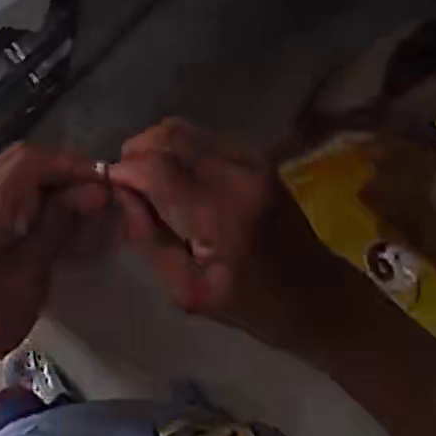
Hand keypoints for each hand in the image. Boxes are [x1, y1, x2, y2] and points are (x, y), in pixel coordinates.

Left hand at [0, 144, 110, 377]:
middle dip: (60, 166)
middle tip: (93, 185)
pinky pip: (5, 182)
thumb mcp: (32, 270)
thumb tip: (95, 190)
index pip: (29, 161)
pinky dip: (32, 186)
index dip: (68, 164)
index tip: (100, 178)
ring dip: (47, 175)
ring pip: (13, 167)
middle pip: (20, 157)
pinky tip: (54, 205)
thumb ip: (60, 222)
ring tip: (79, 194)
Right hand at [108, 118, 333, 336]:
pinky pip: (198, 136)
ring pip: (179, 129)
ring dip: (154, 148)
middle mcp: (236, 173)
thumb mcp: (189, 292)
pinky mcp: (253, 153)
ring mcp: (248, 157)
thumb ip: (148, 239)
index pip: (155, 167)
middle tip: (129, 185)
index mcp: (222, 214)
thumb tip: (121, 193)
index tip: (112, 187)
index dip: (125, 171)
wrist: (323, 298)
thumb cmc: (255, 306)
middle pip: (165, 136)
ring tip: (149, 180)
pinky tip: (177, 177)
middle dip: (136, 154)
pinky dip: (175, 149)